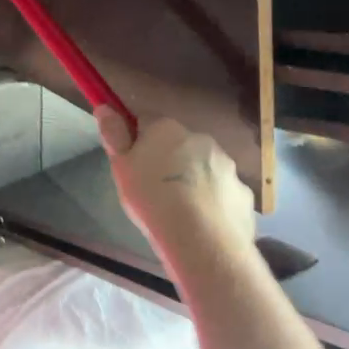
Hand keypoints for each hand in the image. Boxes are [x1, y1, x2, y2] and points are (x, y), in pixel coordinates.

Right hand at [95, 110, 254, 260]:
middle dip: (168, 158)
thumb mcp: (121, 166)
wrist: (200, 240)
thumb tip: (104, 107)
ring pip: (203, 166)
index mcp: (167, 128)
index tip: (132, 161)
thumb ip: (113, 135)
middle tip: (153, 186)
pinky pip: (223, 191)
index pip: (147, 120)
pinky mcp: (243, 193)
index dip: (137, 139)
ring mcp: (227, 166)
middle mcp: (200, 138)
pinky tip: (202, 220)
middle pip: (178, 143)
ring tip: (179, 208)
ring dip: (192, 178)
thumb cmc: (152, 197)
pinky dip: (213, 200)